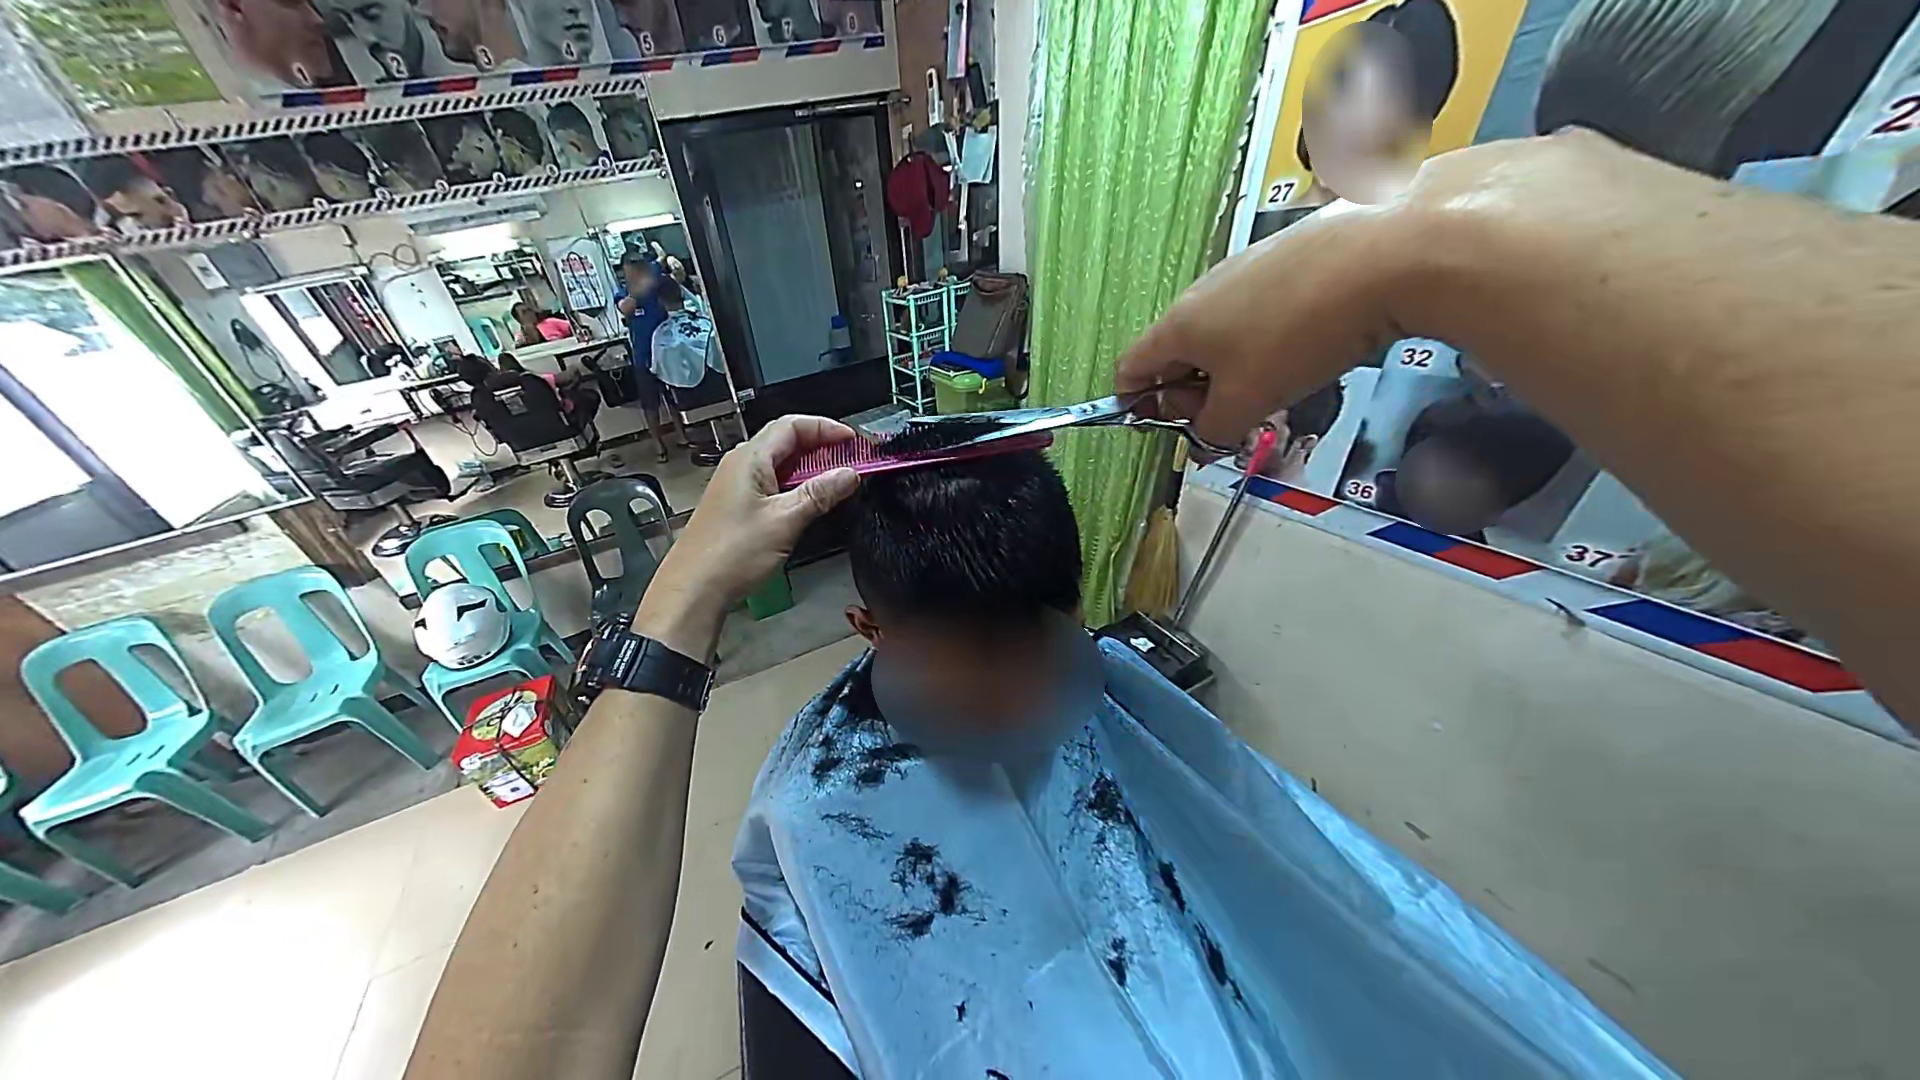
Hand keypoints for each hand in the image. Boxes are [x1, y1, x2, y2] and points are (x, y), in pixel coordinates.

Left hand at [631, 416, 860, 659]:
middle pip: (786, 440)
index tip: (853, 441)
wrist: (694, 589)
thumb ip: (819, 493)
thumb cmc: (734, 552)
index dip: (826, 428)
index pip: (792, 425)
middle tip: (852, 461)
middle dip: (822, 446)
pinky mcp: (738, 505)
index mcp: (750, 459)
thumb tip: (850, 474)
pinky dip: (797, 484)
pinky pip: (772, 483)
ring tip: (838, 480)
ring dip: (811, 467)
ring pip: (780, 463)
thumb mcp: (785, 520)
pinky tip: (812, 501)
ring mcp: (737, 485)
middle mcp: (741, 465)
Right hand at [1115, 131, 1617, 446]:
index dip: (1137, 404)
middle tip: (1229, 415)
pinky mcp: (1283, 257)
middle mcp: (1200, 293)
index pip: (1129, 369)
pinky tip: (1303, 347)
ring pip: (1217, 333)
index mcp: (1177, 327)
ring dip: (1229, 370)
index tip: (1171, 424)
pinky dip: (1261, 341)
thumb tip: (1206, 437)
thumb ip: (1212, 429)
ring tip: (1273, 386)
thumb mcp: (1247, 402)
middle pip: (1174, 354)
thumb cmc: (1295, 337)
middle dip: (1191, 393)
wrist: (1385, 254)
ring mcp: (1241, 269)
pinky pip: (1253, 311)